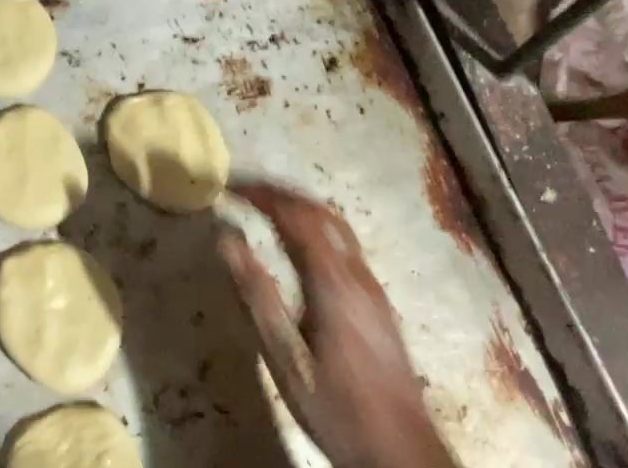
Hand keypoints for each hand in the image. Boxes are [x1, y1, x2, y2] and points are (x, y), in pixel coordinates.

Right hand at [219, 182, 455, 467]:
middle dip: (280, 193)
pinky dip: (313, 228)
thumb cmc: (335, 406)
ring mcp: (373, 290)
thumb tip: (225, 237)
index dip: (261, 193)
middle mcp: (358, 276)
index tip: (228, 186)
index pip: (297, 216)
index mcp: (333, 282)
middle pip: (321, 213)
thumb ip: (255, 293)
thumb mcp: (283, 355)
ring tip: (264, 207)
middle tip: (243, 189)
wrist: (401, 453)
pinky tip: (296, 244)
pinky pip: (343, 245)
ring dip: (299, 207)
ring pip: (337, 227)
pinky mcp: (378, 304)